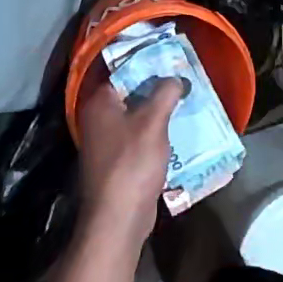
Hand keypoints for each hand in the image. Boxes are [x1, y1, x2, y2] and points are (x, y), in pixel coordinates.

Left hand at [76, 77, 180, 250]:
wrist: (118, 217)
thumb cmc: (132, 163)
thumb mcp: (152, 122)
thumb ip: (164, 94)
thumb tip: (175, 78)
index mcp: (99, 102)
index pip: (123, 73)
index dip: (148, 67)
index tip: (172, 64)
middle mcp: (97, 118)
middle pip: (129, 95)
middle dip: (156, 91)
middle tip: (184, 84)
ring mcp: (104, 142)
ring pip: (135, 119)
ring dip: (158, 115)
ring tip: (185, 106)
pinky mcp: (116, 162)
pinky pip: (137, 140)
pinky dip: (154, 136)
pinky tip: (176, 135)